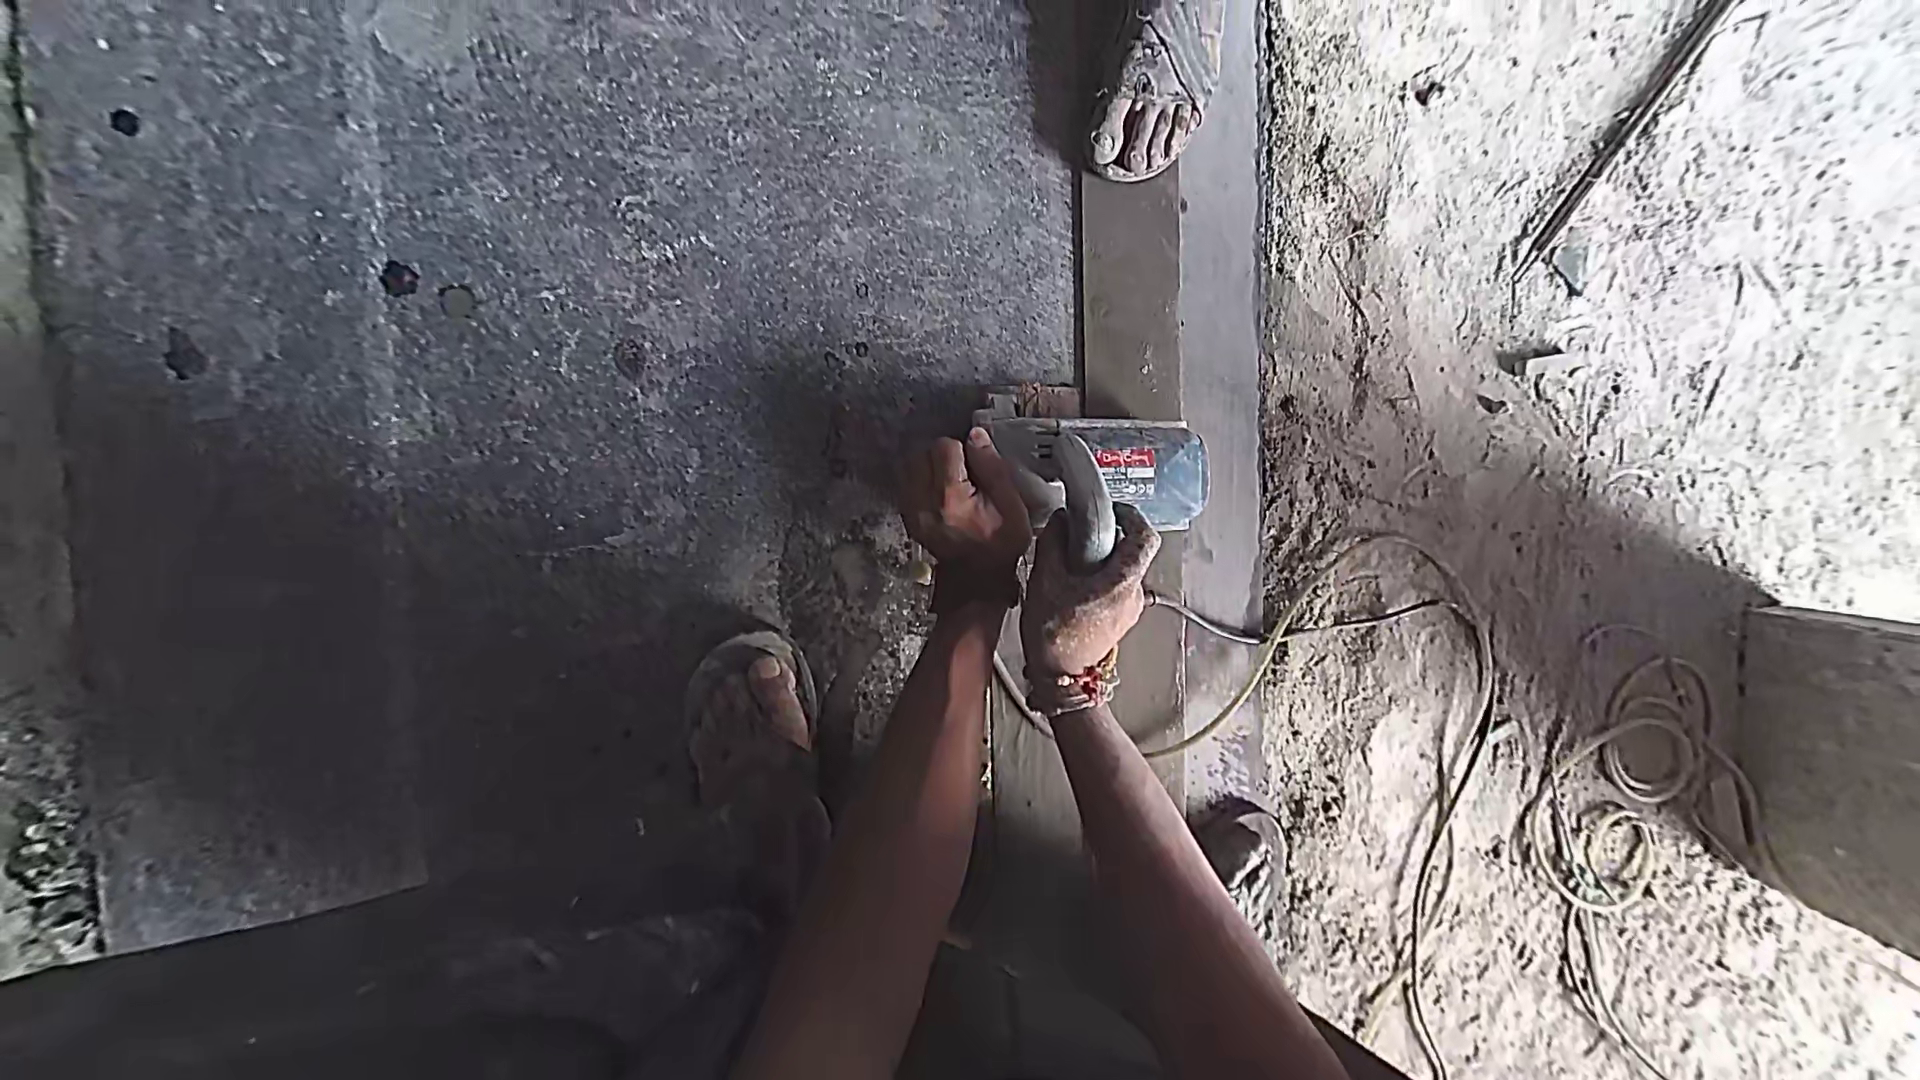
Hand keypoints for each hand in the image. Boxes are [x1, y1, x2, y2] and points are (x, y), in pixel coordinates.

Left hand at [899, 427, 1032, 575]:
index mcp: (951, 498)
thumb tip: (976, 435)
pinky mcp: (907, 517)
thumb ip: (994, 468)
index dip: (963, 451)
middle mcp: (924, 502)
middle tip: (964, 475)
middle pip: (922, 453)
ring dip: (930, 467)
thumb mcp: (1012, 507)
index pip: (944, 447)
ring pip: (911, 466)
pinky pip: (908, 483)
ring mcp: (911, 511)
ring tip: (951, 483)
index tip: (976, 468)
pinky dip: (923, 481)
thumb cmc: (1000, 544)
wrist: (976, 579)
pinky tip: (941, 493)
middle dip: (943, 456)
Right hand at [1021, 502, 1159, 676]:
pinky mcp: (1120, 620)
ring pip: (1120, 572)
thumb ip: (1053, 542)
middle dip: (1105, 539)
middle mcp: (1135, 595)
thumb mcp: (1044, 580)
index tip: (1109, 509)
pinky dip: (1097, 579)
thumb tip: (1060, 520)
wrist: (1059, 678)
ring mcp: (1130, 610)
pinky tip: (1070, 587)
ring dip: (1098, 561)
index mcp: (1123, 582)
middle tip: (1077, 537)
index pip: (1145, 537)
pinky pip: (1114, 589)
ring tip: (1067, 565)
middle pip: (1130, 553)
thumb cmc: (1054, 634)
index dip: (1130, 515)